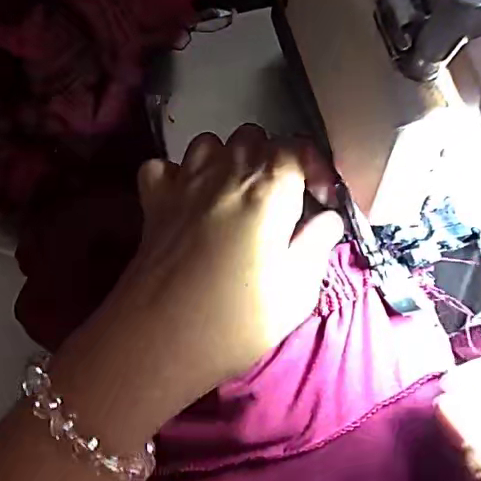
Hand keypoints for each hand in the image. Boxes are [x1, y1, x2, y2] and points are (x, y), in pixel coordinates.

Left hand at [51, 125, 344, 445]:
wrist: (157, 342)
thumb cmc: (234, 322)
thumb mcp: (295, 295)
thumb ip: (316, 247)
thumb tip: (327, 220)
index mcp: (268, 192)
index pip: (295, 148)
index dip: (312, 168)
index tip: (317, 201)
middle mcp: (225, 174)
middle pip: (253, 138)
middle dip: (270, 160)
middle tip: (278, 201)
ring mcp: (183, 183)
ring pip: (210, 142)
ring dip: (226, 161)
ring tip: (234, 197)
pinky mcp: (153, 202)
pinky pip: (165, 166)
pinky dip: (177, 176)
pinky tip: (187, 203)